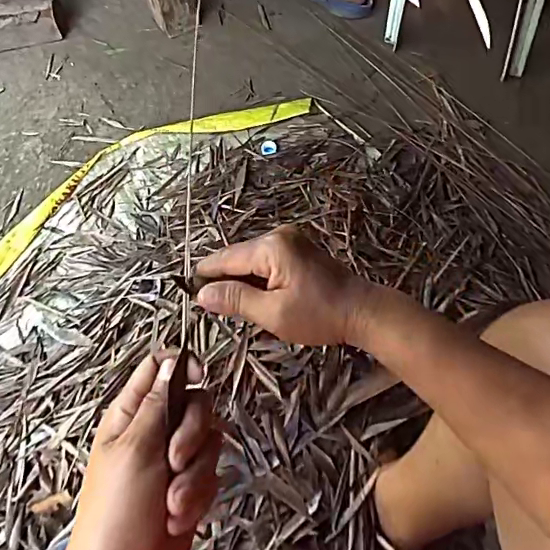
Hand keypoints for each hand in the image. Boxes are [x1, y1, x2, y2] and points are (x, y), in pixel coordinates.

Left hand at [57, 352, 221, 549]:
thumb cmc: (114, 513)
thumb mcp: (134, 449)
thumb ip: (157, 401)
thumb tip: (171, 361)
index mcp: (131, 413)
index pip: (159, 367)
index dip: (182, 365)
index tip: (198, 376)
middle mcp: (154, 430)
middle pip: (194, 401)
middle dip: (192, 430)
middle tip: (174, 457)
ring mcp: (173, 458)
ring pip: (208, 439)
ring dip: (194, 474)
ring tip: (171, 500)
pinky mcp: (190, 485)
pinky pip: (212, 473)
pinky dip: (198, 495)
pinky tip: (176, 515)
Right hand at [195, 226, 379, 345]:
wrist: (362, 311)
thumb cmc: (319, 315)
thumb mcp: (272, 313)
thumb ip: (235, 300)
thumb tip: (202, 294)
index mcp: (271, 246)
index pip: (225, 258)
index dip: (204, 276)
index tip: (187, 293)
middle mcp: (278, 234)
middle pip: (237, 257)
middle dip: (223, 280)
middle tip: (210, 307)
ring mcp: (290, 239)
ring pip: (250, 259)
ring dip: (240, 280)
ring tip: (232, 306)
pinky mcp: (297, 248)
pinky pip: (266, 260)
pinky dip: (257, 277)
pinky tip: (256, 297)